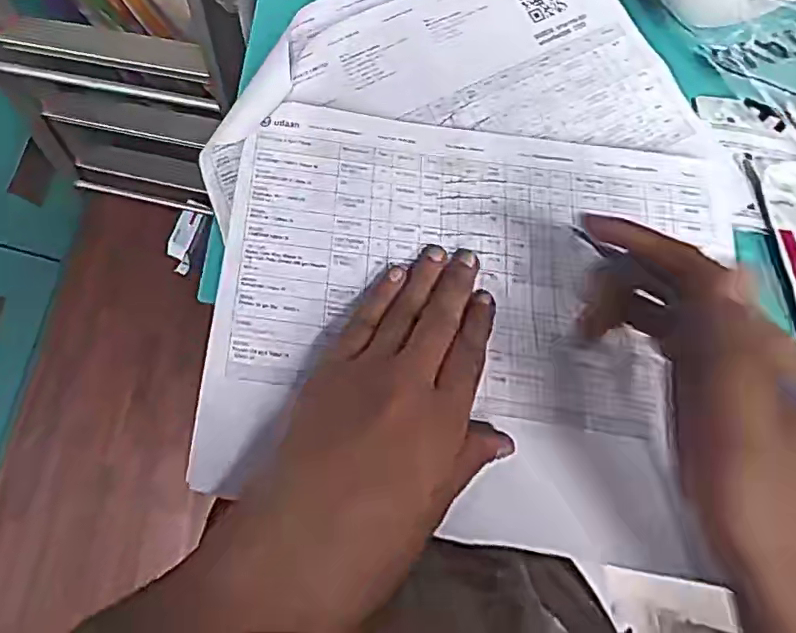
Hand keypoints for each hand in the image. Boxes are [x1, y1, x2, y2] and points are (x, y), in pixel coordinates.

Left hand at [83, 246, 509, 632]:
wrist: (298, 541)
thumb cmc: (370, 539)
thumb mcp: (431, 506)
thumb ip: (464, 459)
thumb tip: (497, 438)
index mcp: (442, 425)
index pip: (469, 359)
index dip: (479, 325)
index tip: (486, 300)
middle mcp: (408, 388)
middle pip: (439, 324)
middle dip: (456, 288)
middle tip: (468, 259)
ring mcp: (367, 373)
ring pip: (402, 313)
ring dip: (421, 280)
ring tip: (436, 254)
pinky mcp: (331, 368)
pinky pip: (361, 321)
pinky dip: (378, 295)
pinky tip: (392, 277)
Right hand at [578, 216, 795, 632]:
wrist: (762, 555)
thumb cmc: (753, 496)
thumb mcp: (739, 416)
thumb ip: (731, 341)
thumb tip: (726, 272)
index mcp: (761, 344)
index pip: (700, 271)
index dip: (645, 243)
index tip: (595, 227)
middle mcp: (745, 340)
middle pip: (679, 281)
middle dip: (624, 274)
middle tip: (582, 289)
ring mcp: (722, 356)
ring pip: (664, 301)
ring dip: (621, 299)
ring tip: (588, 319)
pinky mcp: (700, 373)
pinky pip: (658, 327)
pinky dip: (627, 320)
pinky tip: (604, 330)